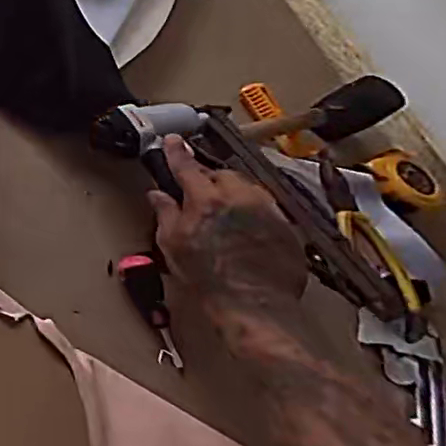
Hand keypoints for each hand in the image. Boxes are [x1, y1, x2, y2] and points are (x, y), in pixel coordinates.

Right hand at [146, 135, 307, 300]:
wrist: (252, 304)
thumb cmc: (208, 277)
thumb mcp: (172, 244)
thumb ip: (165, 213)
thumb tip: (158, 196)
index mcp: (205, 200)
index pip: (187, 166)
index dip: (177, 152)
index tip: (173, 142)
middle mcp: (239, 198)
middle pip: (221, 174)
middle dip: (207, 178)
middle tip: (196, 192)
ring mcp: (267, 210)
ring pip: (247, 187)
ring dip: (231, 191)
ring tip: (222, 210)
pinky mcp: (287, 226)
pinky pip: (266, 206)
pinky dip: (252, 209)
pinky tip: (244, 226)